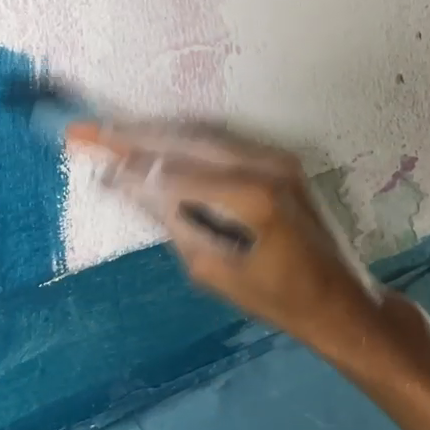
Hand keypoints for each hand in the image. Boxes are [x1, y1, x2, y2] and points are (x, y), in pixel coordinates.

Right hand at [69, 123, 382, 358]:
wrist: (346, 302)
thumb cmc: (279, 300)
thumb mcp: (213, 270)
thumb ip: (170, 220)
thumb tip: (126, 185)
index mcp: (251, 197)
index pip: (171, 173)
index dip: (125, 166)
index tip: (85, 154)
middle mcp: (264, 164)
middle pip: (181, 139)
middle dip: (128, 133)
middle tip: (83, 129)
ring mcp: (275, 155)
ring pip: (198, 132)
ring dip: (151, 130)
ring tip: (108, 128)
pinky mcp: (278, 156)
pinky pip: (217, 140)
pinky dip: (179, 138)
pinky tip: (150, 137)